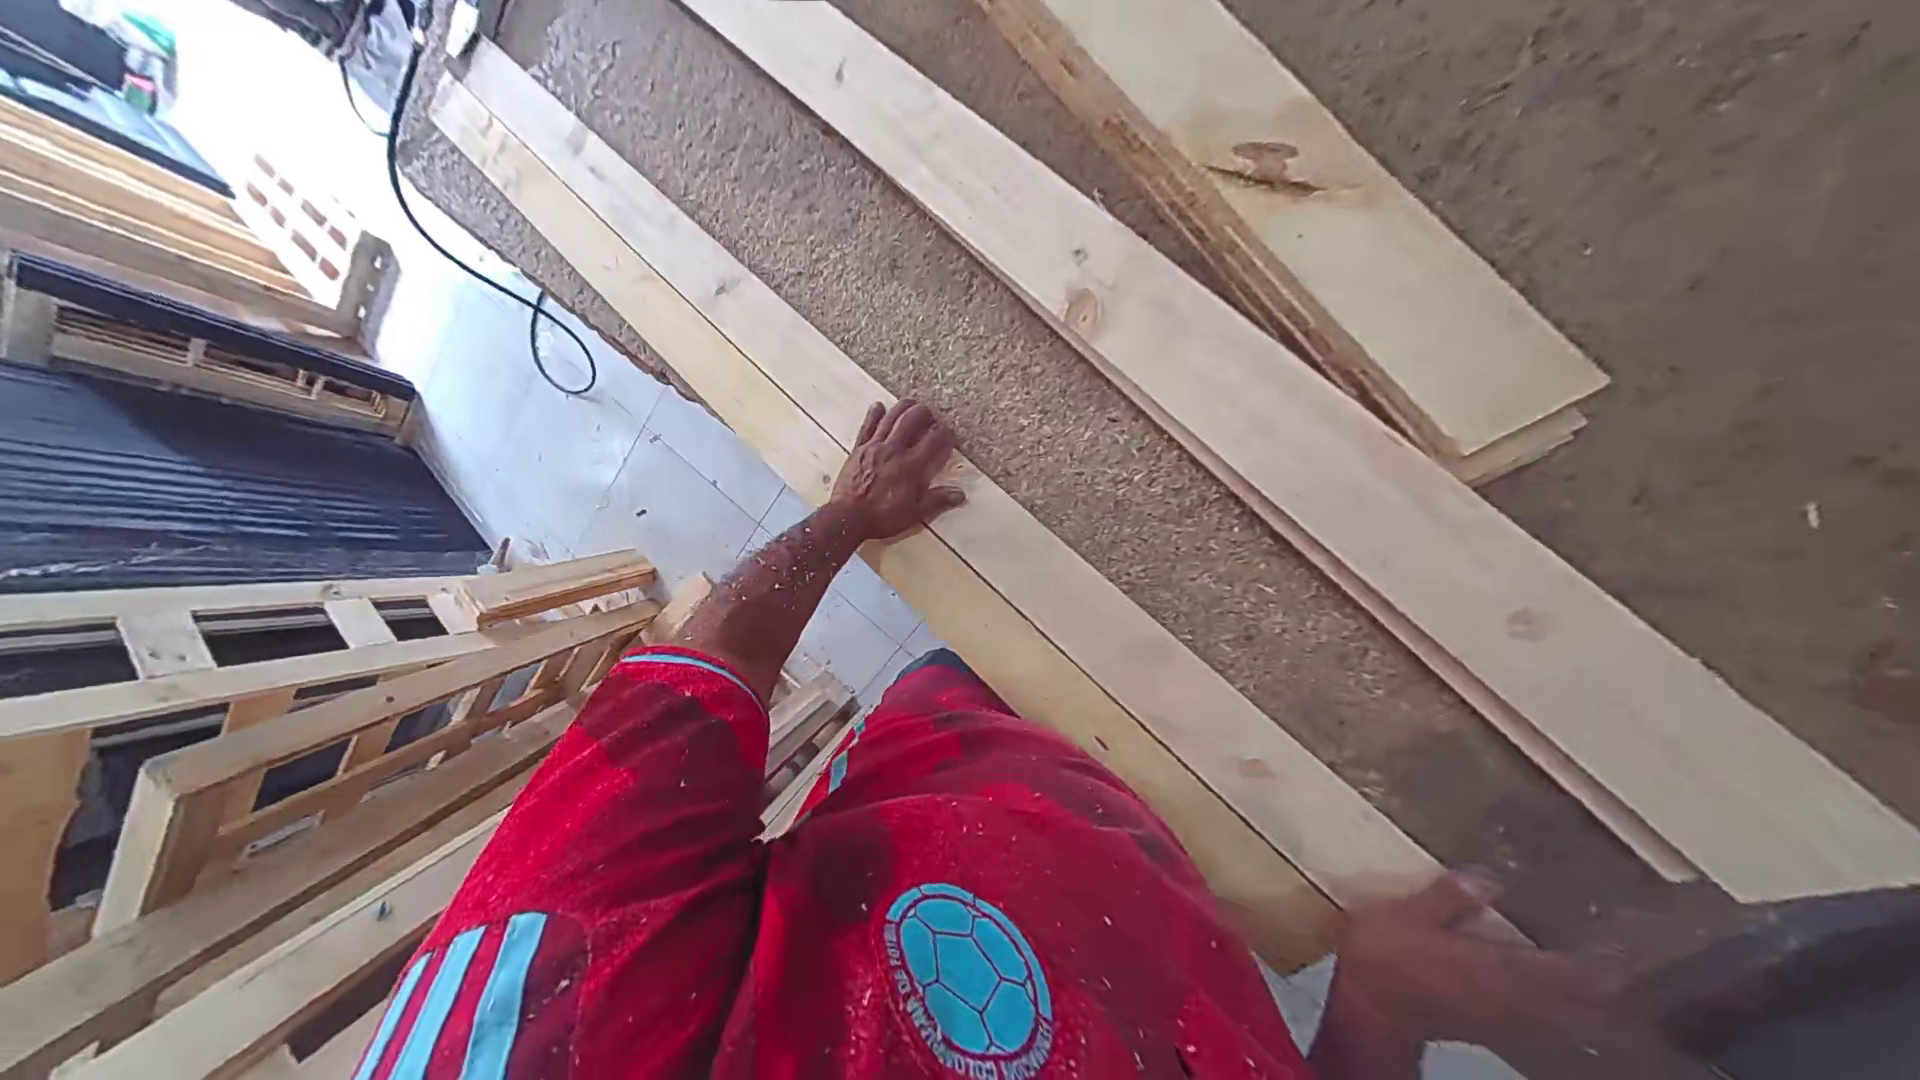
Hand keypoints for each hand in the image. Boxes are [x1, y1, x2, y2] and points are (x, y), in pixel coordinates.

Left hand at [828, 400, 965, 541]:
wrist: (848, 518)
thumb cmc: (882, 517)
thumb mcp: (914, 513)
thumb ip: (937, 500)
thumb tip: (960, 495)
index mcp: (911, 466)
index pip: (935, 441)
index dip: (946, 434)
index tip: (950, 435)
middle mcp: (894, 451)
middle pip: (913, 420)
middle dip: (925, 413)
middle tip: (932, 415)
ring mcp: (874, 447)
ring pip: (891, 418)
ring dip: (904, 407)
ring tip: (912, 404)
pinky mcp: (858, 449)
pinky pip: (867, 427)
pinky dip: (874, 414)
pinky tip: (879, 406)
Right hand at [1312, 873, 1625, 1078]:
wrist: (1369, 1001)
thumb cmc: (1384, 952)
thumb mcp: (1403, 912)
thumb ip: (1445, 898)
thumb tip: (1489, 878)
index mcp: (1495, 966)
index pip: (1570, 973)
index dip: (1605, 966)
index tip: (1629, 952)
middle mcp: (1512, 997)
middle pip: (1583, 1006)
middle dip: (1612, 993)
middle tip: (1632, 973)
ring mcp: (1506, 1018)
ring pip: (1570, 1022)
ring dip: (1595, 1010)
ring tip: (1611, 993)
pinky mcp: (1493, 1028)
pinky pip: (1548, 1028)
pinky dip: (1567, 1020)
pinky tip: (1565, 1011)